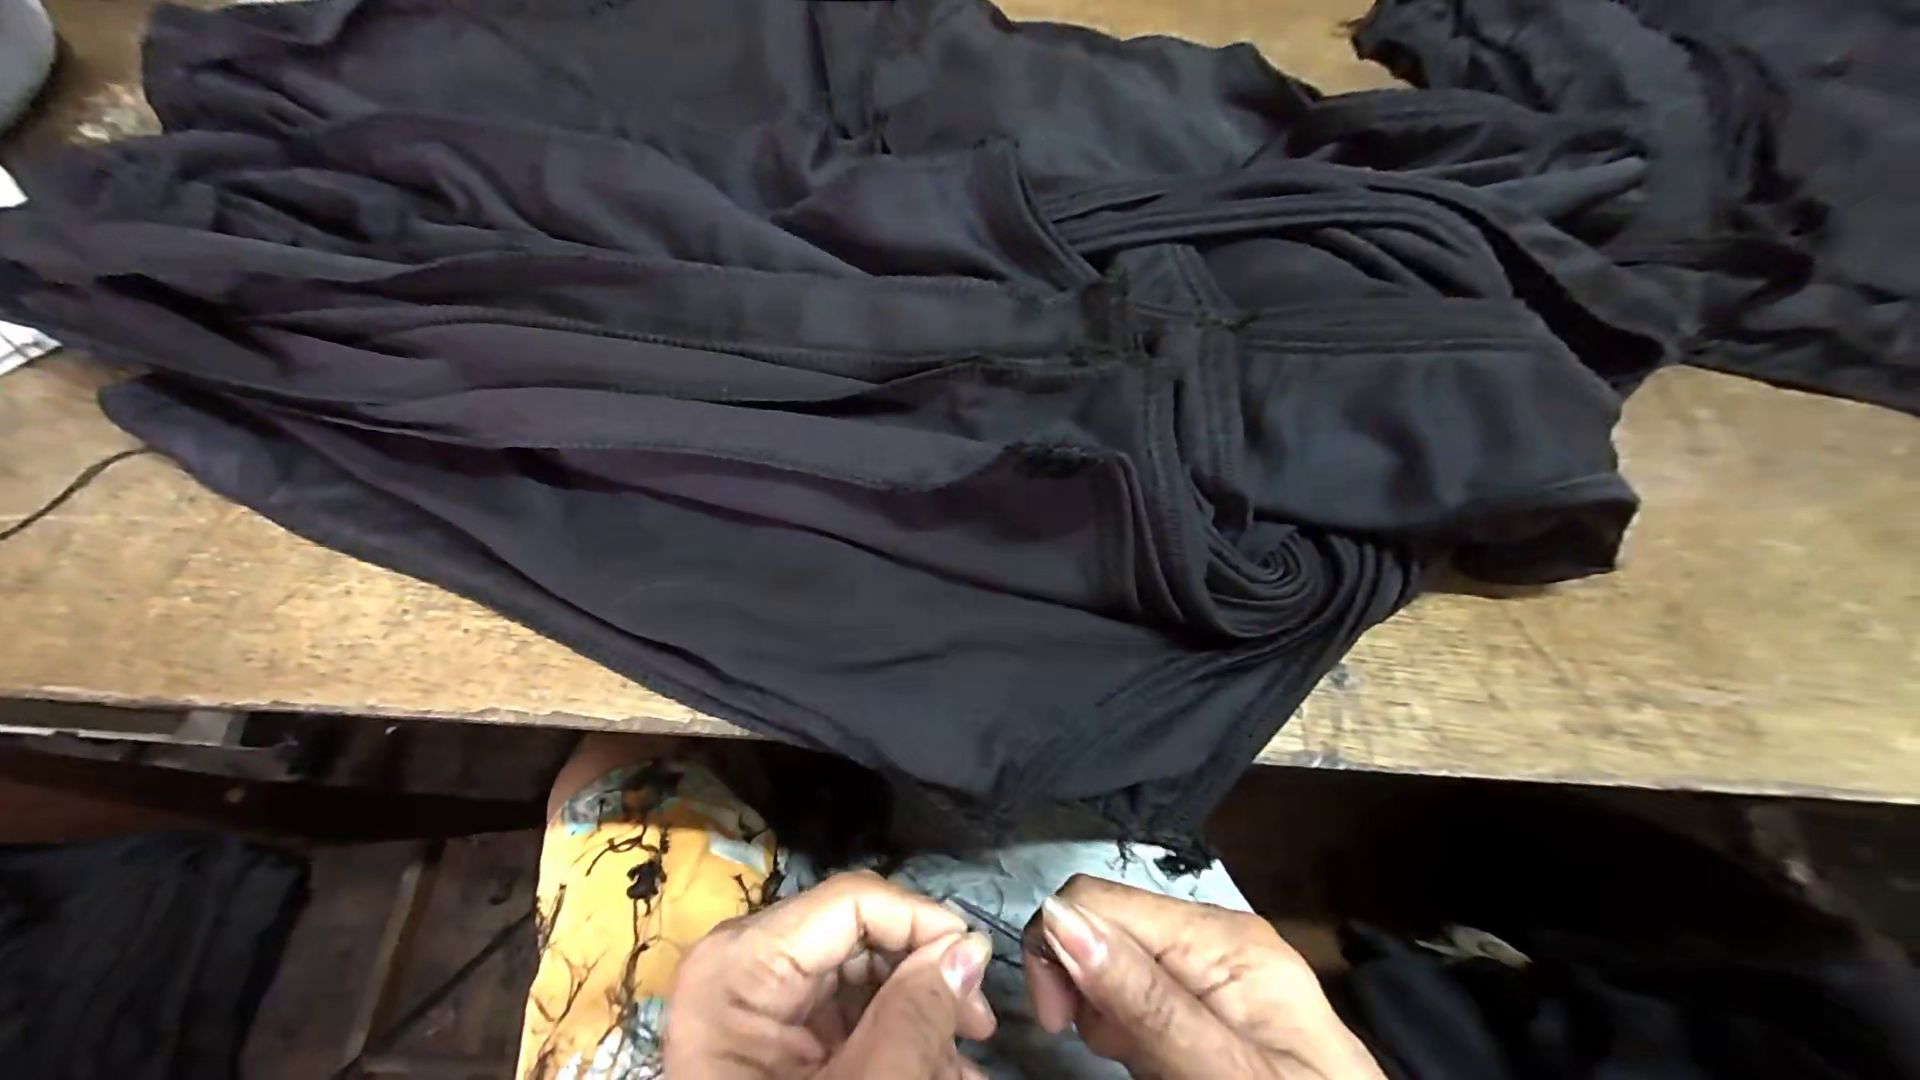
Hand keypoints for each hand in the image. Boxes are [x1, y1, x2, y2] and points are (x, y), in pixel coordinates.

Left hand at [666, 870, 996, 1078]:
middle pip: (857, 934)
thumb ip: (916, 1016)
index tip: (978, 964)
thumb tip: (971, 947)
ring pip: (859, 973)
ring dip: (917, 1011)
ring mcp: (755, 998)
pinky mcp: (771, 1032)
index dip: (922, 921)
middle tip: (978, 1023)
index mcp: (742, 963)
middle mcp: (743, 962)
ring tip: (965, 1065)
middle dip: (924, 974)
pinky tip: (936, 1070)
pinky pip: (843, 1011)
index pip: (852, 900)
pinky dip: (891, 1036)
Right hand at [1021, 874, 1385, 1079]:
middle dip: (1083, 982)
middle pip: (1105, 922)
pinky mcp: (1207, 1000)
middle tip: (1108, 1052)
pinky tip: (1150, 1060)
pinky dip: (1124, 1023)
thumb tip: (1055, 915)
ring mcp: (1213, 968)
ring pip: (1112, 957)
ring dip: (1102, 1009)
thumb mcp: (1230, 1078)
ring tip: (1141, 1063)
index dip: (1057, 947)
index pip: (1101, 901)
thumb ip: (1147, 1001)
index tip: (1055, 1027)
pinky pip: (1138, 989)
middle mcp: (1215, 935)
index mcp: (1224, 937)